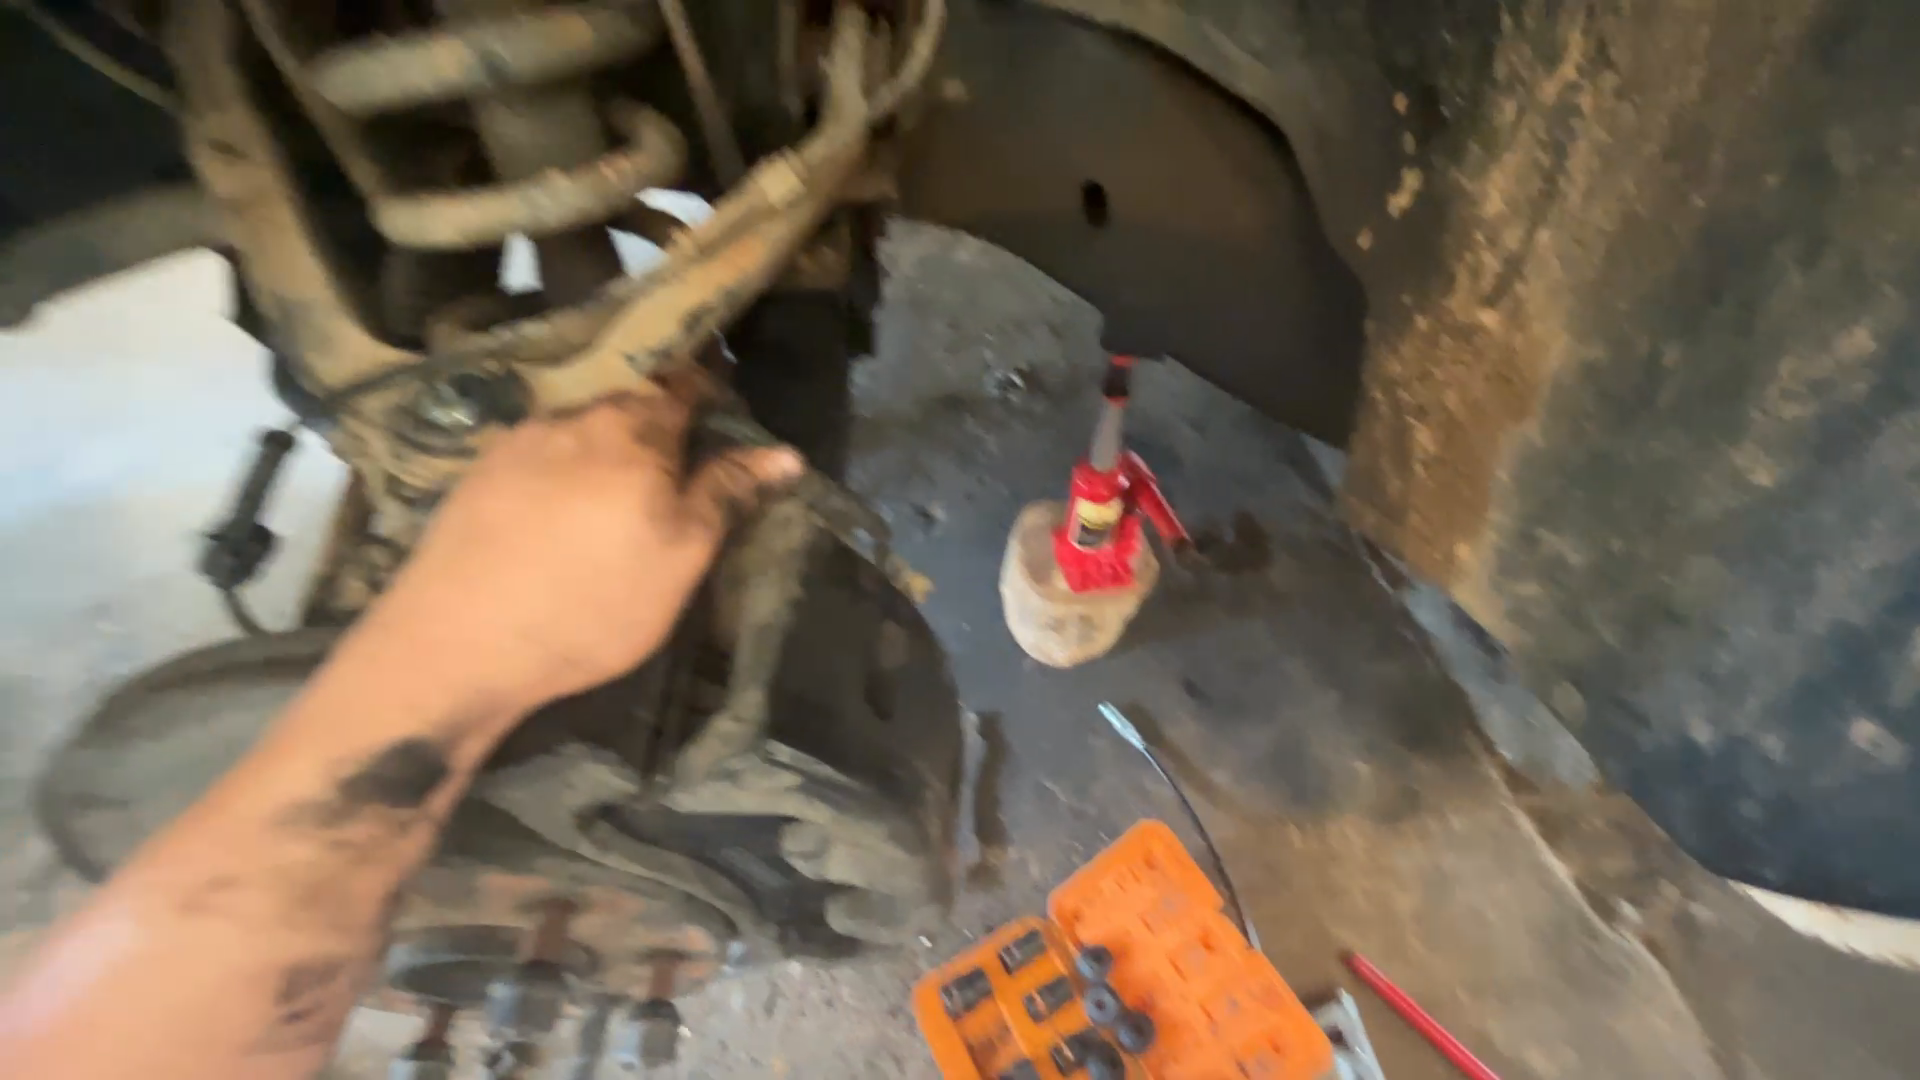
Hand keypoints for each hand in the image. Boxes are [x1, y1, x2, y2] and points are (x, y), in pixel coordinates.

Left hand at [365, 390, 802, 712]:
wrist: (456, 645)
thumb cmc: (594, 602)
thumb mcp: (682, 555)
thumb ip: (727, 493)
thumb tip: (785, 453)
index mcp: (632, 432)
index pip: (682, 384)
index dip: (710, 387)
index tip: (727, 405)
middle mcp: (572, 418)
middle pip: (630, 402)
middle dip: (662, 419)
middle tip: (682, 462)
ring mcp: (517, 441)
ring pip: (584, 424)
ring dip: (612, 442)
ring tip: (624, 487)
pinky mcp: (478, 473)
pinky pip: (543, 448)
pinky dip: (570, 462)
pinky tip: (567, 503)